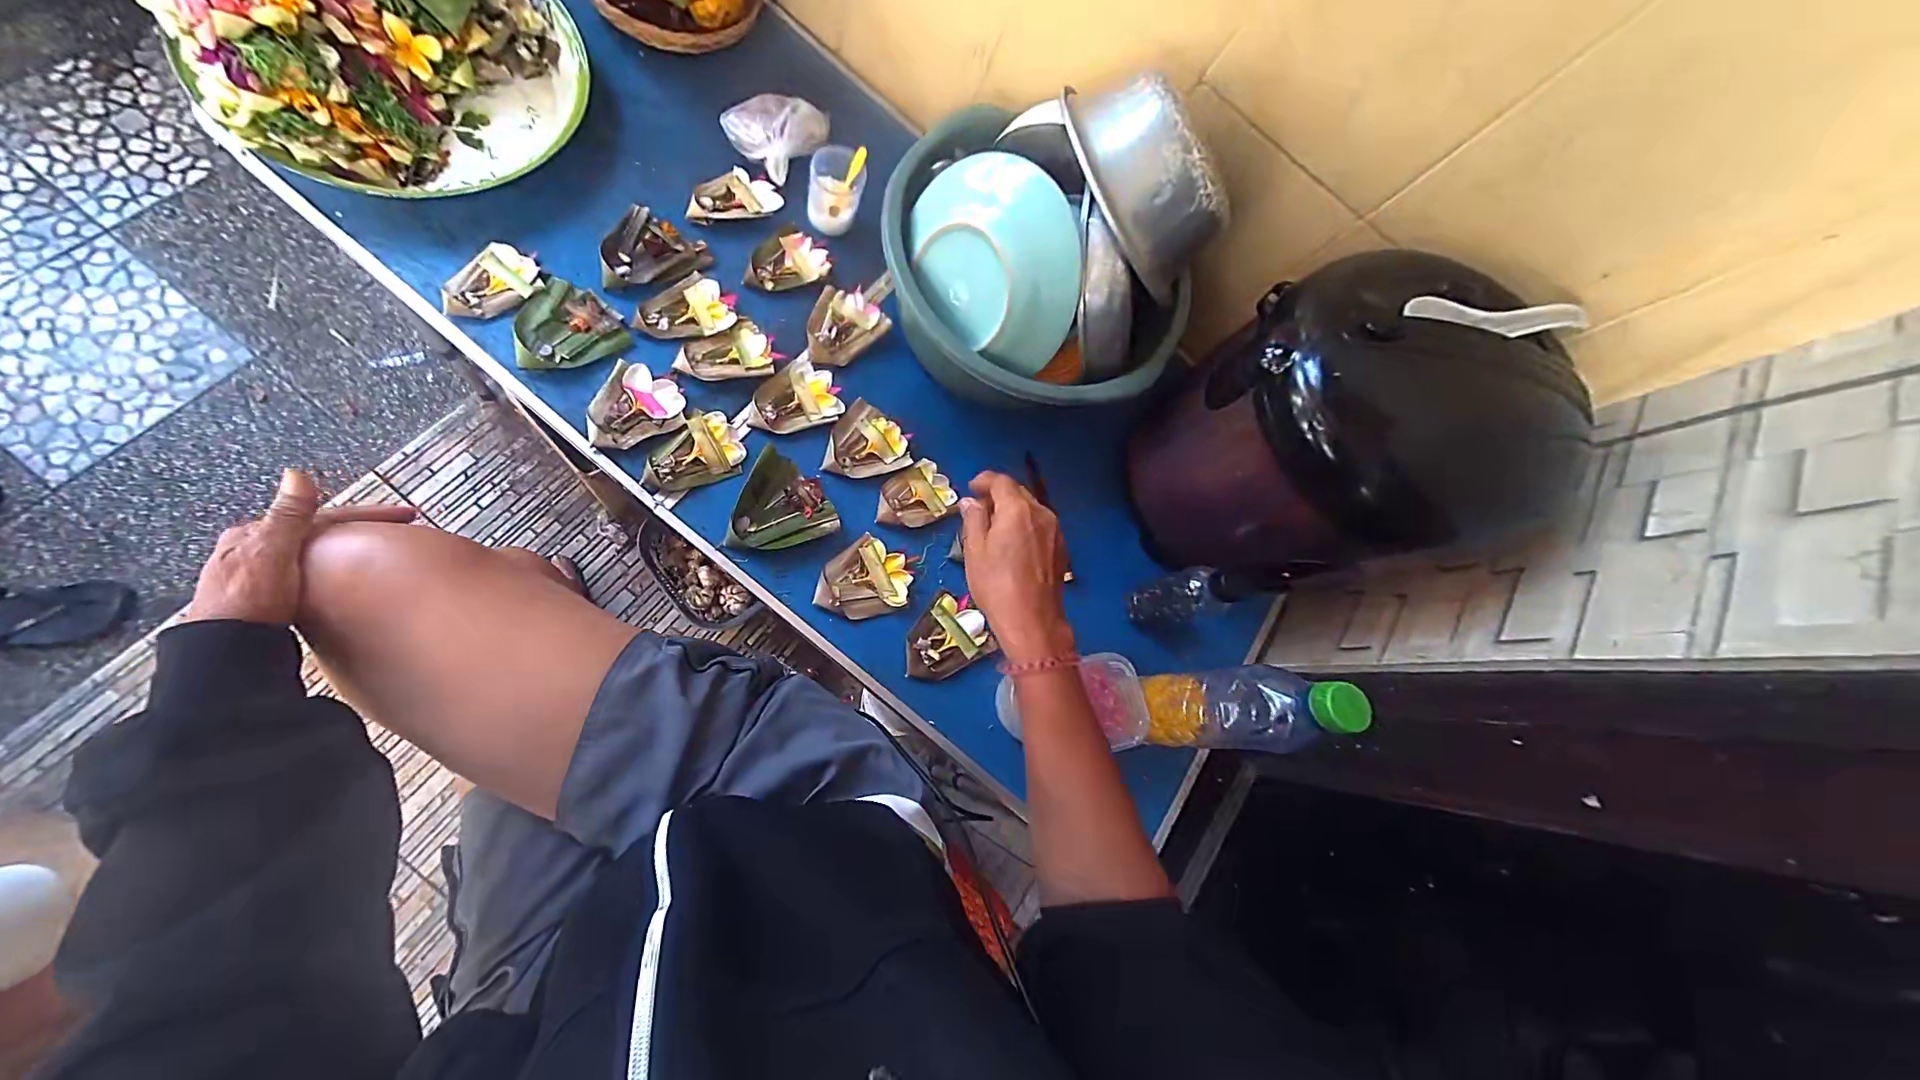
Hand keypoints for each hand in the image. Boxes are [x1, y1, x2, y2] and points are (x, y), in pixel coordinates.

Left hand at [181, 469, 417, 625]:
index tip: (407, 515)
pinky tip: (351, 579)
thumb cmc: (244, 604)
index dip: (371, 514)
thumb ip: (288, 515)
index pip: (325, 515)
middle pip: (321, 533)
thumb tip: (298, 475)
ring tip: (383, 551)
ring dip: (352, 550)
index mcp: (254, 536)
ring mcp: (264, 577)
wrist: (227, 649)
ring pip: (319, 554)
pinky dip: (340, 570)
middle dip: (363, 529)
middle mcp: (255, 552)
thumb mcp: (272, 551)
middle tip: (400, 529)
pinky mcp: (274, 600)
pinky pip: (317, 574)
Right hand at [958, 471, 1074, 663]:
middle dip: (999, 495)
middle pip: (1019, 493)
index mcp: (1017, 510)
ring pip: (1031, 510)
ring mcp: (1055, 531)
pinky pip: (1041, 527)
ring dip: (1013, 511)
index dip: (984, 480)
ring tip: (995, 529)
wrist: (1033, 621)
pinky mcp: (1061, 549)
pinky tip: (1014, 545)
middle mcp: (1041, 514)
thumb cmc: (996, 585)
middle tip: (980, 509)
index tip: (972, 488)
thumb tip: (971, 502)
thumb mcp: (975, 551)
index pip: (1001, 481)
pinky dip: (1026, 526)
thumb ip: (973, 519)